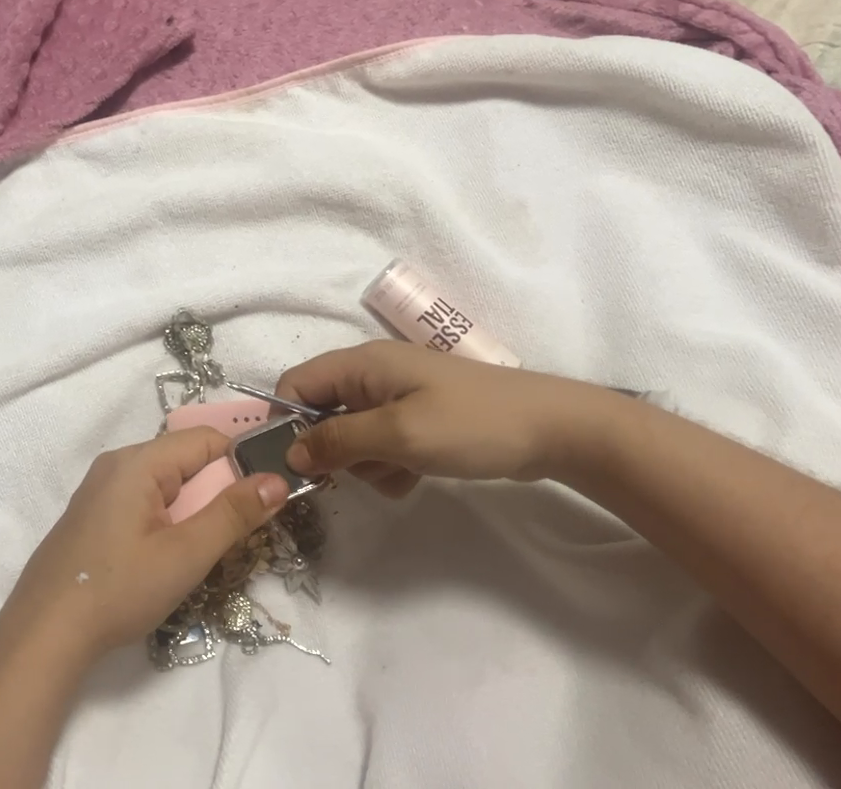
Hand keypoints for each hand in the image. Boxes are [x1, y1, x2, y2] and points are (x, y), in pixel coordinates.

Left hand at [0, 426, 288, 658]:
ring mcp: (101, 491)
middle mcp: (117, 465)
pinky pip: (144, 503)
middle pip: (185, 461)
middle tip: (239, 535)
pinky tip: (169, 559)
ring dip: (194, 511)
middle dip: (218, 492)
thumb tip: (277, 479)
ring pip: (166, 485)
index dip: (241, 462)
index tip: (267, 498)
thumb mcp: (186, 554)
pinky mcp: (94, 517)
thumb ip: (233, 514)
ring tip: (205, 551)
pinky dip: (168, 521)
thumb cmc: (119, 589)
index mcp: (137, 461)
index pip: (205, 439)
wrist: (44, 634)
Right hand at [276, 340, 629, 496]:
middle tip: (364, 471)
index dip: (288, 422)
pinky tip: (416, 476)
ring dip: (366, 463)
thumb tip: (291, 452)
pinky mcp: (418, 420)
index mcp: (362, 364)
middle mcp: (373, 375)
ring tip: (403, 472)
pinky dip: (390, 465)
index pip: (296, 385)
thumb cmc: (472, 424)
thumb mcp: (399, 434)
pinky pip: (381, 445)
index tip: (298, 464)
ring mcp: (397, 397)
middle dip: (335, 450)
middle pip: (322, 414)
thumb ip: (338, 441)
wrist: (553, 430)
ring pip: (351, 436)